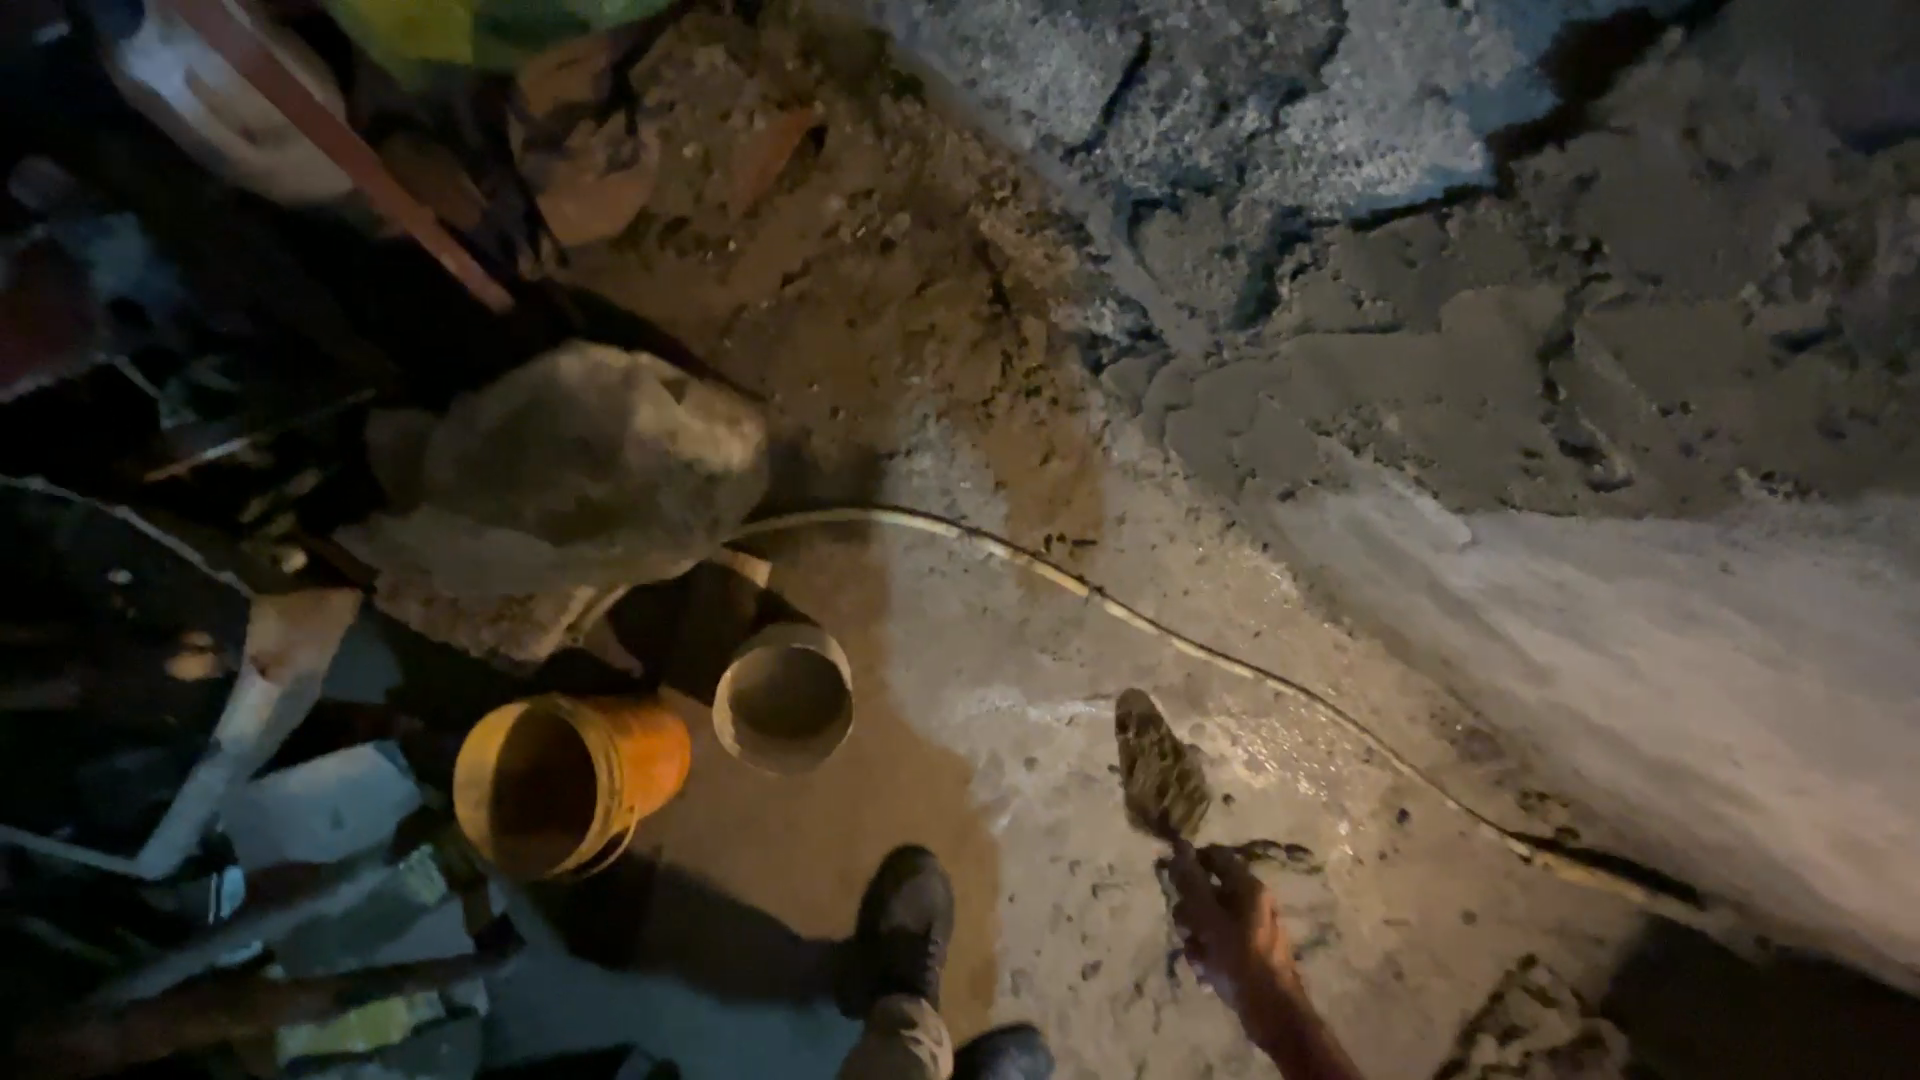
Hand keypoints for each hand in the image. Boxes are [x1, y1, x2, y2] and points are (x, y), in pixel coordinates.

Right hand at [1167, 839, 1366, 1079]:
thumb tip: (1179, 845)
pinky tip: (1205, 972)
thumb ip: (1191, 882)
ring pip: (1211, 919)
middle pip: (1209, 891)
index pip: (1215, 856)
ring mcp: (1253, 929)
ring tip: (1196, 958)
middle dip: (1189, 910)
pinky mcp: (1250, 953)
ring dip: (1196, 937)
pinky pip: (1221, 942)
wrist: (1274, 1014)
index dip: (1191, 862)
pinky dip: (1208, 954)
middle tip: (1184, 929)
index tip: (1171, 879)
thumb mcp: (1209, 918)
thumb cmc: (1240, 959)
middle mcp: (1253, 903)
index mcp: (1249, 887)